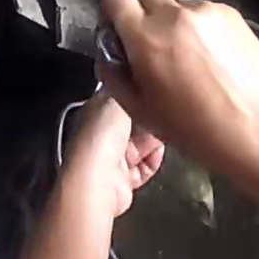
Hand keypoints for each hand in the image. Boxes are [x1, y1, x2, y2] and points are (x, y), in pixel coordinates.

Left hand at [63, 94, 164, 216]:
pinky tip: (157, 152)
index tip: (151, 90)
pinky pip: (145, 166)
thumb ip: (126, 86)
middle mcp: (102, 135)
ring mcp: (112, 159)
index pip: (119, 99)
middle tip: (161, 112)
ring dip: (153, 139)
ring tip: (164, 132)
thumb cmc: (102, 133)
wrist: (98, 178)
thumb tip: (133, 77)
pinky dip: (153, 160)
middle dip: (148, 118)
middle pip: (133, 123)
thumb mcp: (115, 98)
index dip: (136, 93)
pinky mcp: (124, 180)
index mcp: (95, 112)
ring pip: (141, 144)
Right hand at [97, 0, 258, 187]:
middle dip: (142, 10)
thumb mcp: (142, 112)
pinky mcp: (229, 11)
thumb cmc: (197, 130)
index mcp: (146, 38)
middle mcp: (173, 15)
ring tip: (191, 58)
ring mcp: (204, 10)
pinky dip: (199, 27)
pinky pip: (202, 11)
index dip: (114, 10)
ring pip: (175, 3)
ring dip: (173, 21)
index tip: (120, 30)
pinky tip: (213, 57)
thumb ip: (115, 74)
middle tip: (152, 43)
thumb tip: (109, 49)